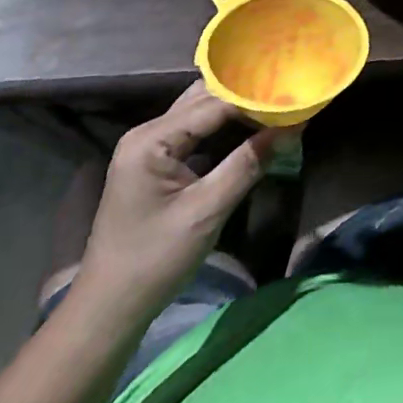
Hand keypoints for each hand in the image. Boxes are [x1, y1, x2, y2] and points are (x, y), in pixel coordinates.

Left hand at [73, 82, 279, 316]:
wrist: (111, 304)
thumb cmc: (156, 259)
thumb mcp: (207, 212)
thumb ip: (247, 165)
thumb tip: (289, 129)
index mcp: (152, 138)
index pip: (212, 104)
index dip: (253, 100)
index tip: (291, 98)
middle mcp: (147, 132)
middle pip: (202, 100)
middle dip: (244, 98)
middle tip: (285, 98)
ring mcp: (147, 146)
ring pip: (198, 114)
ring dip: (233, 111)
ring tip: (273, 109)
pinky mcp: (154, 162)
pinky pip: (193, 132)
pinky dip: (221, 128)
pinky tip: (248, 130)